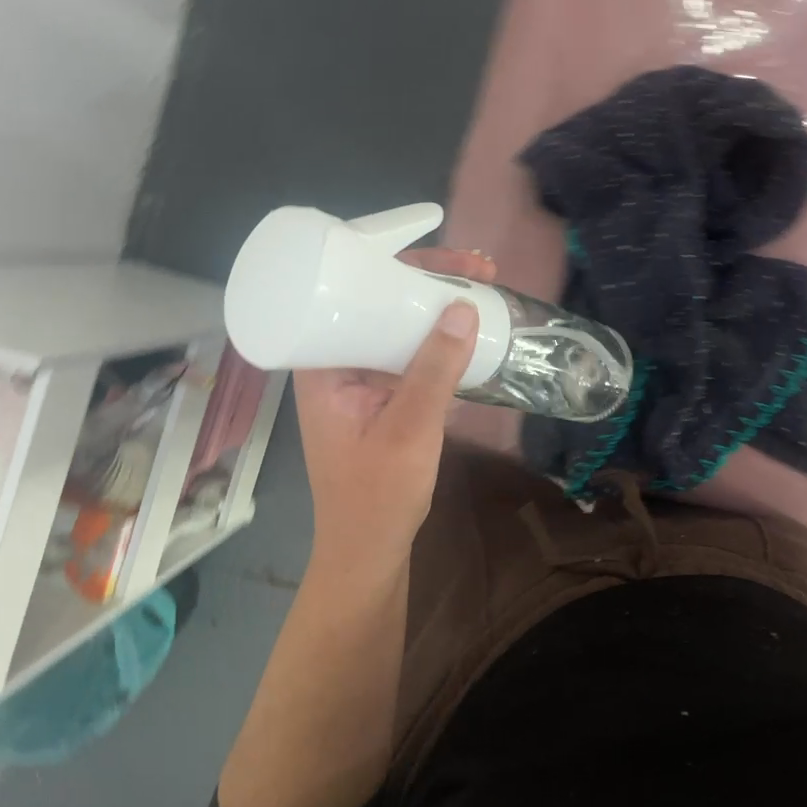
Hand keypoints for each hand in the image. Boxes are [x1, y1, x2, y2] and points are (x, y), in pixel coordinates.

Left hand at [292, 248, 491, 570]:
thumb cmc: (376, 495)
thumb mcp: (408, 430)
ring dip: (440, 305)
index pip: (349, 289)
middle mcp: (337, 361)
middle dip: (430, 278)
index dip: (396, 260)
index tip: (444, 254)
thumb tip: (463, 308)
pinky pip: (412, 352)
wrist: (370, 551)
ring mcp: (362, 379)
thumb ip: (435, 372)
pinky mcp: (385, 395)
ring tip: (485, 285)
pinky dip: (441, 337)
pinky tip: (472, 329)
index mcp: (321, 362)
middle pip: (378, 299)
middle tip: (480, 267)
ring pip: (399, 324)